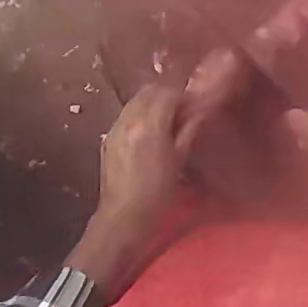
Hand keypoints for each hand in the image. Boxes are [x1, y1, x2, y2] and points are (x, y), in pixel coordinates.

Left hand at [97, 84, 186, 231]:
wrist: (124, 216)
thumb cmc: (158, 191)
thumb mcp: (180, 159)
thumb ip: (189, 129)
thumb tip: (199, 111)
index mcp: (150, 123)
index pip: (168, 93)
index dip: (183, 95)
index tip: (193, 103)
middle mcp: (130, 119)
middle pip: (149, 91)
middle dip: (167, 93)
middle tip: (181, 107)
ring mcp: (116, 127)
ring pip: (135, 100)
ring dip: (152, 101)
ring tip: (166, 117)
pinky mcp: (108, 137)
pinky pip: (126, 114)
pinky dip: (139, 112)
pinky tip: (148, 128)